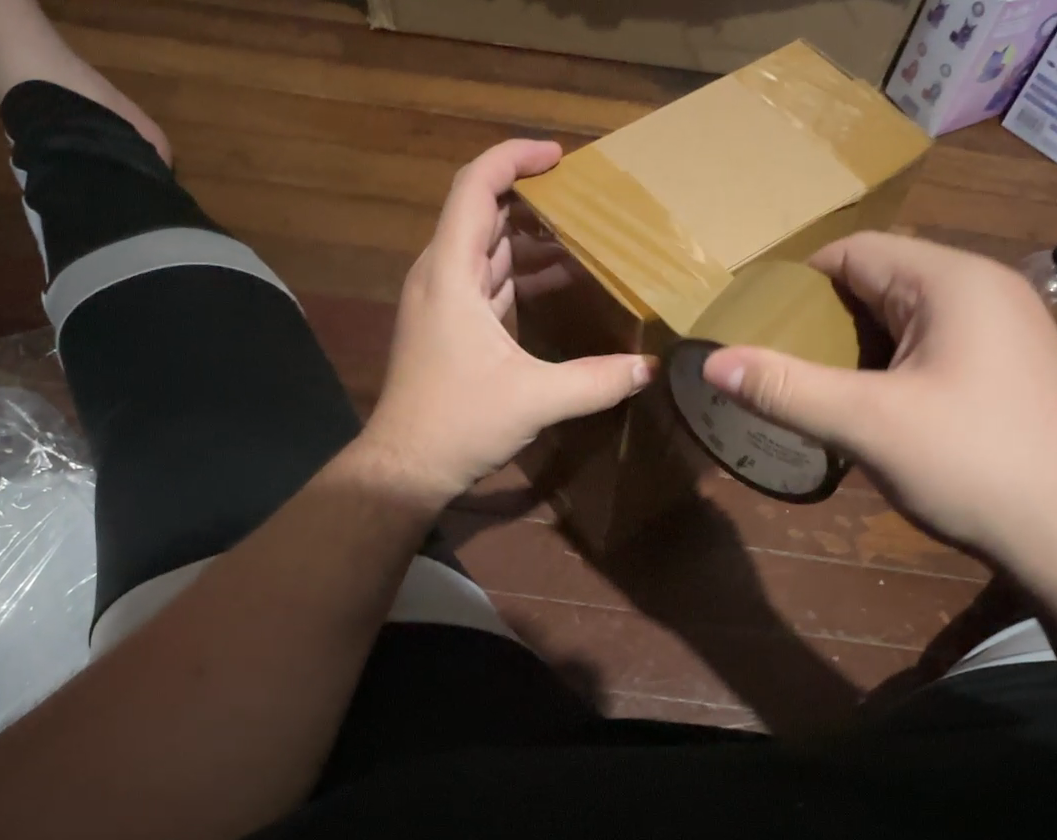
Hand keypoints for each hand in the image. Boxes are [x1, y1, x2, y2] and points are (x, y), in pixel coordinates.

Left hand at [363, 140, 650, 502]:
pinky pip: (484, 282)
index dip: (513, 158)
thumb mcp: (535, 400)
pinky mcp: (447, 329)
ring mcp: (440, 303)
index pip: (475, 187)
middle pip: (481, 212)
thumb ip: (596, 381)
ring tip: (580, 236)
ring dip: (526, 238)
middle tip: (583, 200)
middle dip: (530, 197)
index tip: (558, 157)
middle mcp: (440, 277)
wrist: (406, 466)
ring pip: (483, 249)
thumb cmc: (459, 423)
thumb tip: (650, 369)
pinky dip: (517, 274)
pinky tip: (554, 285)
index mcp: (451, 273)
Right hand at [702, 232, 1056, 564]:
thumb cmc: (970, 465)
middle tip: (778, 367)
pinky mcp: (1013, 369)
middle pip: (882, 282)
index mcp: (952, 281)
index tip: (755, 325)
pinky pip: (936, 349)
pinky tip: (873, 412)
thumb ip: (787, 388)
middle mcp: (985, 289)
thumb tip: (713, 362)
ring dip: (859, 350)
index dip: (798, 284)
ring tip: (816, 392)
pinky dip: (894, 370)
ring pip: (908, 320)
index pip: (856, 252)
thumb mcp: (867, 424)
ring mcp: (1007, 330)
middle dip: (826, 321)